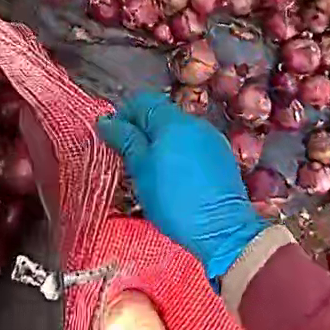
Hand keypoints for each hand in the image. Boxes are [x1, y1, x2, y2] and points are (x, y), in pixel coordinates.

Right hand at [97, 92, 267, 280]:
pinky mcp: (221, 156)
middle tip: (127, 160)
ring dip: (160, 144)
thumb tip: (106, 120)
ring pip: (177, 132)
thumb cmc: (174, 198)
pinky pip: (192, 146)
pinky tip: (173, 178)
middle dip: (141, 132)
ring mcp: (211, 138)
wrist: (222, 228)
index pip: (143, 101)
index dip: (123, 116)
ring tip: (148, 173)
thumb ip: (126, 140)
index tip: (113, 139)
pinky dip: (178, 154)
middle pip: (161, 115)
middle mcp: (194, 122)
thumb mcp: (142, 170)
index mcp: (173, 120)